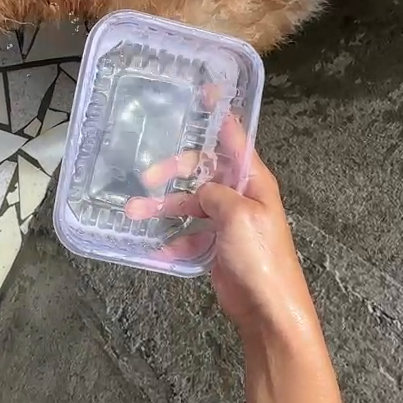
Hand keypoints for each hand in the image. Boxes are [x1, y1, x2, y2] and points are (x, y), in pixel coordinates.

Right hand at [126, 117, 317, 341]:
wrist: (268, 308)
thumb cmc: (260, 257)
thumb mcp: (238, 215)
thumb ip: (215, 193)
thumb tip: (200, 190)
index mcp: (253, 182)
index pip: (235, 140)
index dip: (221, 116)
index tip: (206, 93)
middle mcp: (240, 197)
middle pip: (202, 171)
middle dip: (173, 171)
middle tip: (146, 178)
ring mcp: (227, 222)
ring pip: (189, 204)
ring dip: (164, 208)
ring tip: (134, 213)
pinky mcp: (217, 246)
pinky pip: (190, 234)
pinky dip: (174, 240)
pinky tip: (156, 248)